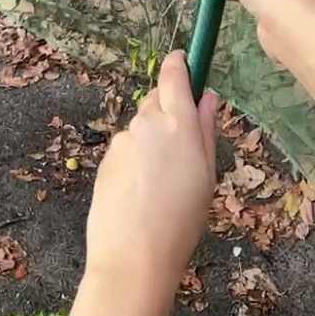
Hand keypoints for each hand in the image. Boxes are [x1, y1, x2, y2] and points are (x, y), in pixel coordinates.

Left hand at [85, 53, 218, 292]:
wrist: (134, 256)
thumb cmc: (182, 220)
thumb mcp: (207, 176)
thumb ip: (207, 131)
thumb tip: (208, 97)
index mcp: (179, 124)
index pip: (174, 76)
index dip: (178, 64)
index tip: (182, 59)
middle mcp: (147, 123)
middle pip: (156, 101)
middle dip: (168, 112)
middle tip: (182, 150)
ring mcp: (123, 141)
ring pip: (140, 128)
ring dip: (151, 141)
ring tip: (162, 182)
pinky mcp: (106, 160)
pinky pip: (126, 149)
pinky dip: (135, 160)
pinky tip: (141, 191)